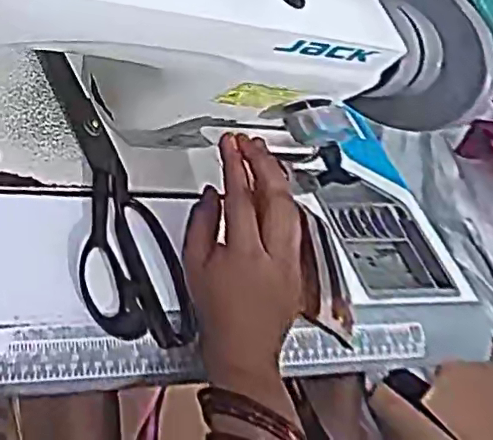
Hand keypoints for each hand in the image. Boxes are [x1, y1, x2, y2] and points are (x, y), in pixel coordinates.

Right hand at [184, 134, 305, 399]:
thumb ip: (201, 221)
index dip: (235, 165)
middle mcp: (275, 256)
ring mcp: (292, 263)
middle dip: (263, 163)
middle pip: (276, 198)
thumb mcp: (193, 260)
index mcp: (245, 252)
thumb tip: (211, 194)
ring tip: (263, 157)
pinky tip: (275, 188)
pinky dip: (285, 200)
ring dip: (278, 179)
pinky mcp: (299, 269)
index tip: (228, 145)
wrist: (243, 348)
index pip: (241, 195)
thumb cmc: (216, 309)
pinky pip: (296, 225)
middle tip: (248, 144)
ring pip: (292, 210)